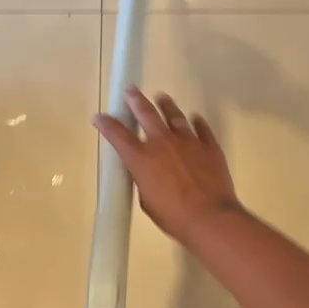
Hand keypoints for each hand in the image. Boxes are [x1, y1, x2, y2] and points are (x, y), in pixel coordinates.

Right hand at [93, 88, 242, 244]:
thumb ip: (143, 180)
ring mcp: (188, 141)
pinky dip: (197, 122)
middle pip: (146, 113)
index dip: (106, 124)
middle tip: (130, 90)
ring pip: (175, 116)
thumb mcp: (147, 201)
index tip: (99, 116)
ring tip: (162, 97)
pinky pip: (202, 129)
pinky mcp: (209, 146)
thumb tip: (146, 172)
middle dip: (135, 100)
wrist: (209, 217)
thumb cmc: (173, 216)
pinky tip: (195, 118)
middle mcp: (162, 143)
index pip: (118, 135)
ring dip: (166, 105)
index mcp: (142, 158)